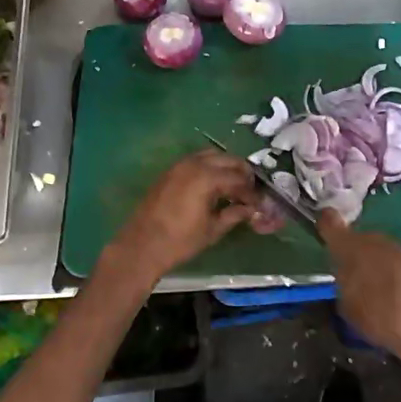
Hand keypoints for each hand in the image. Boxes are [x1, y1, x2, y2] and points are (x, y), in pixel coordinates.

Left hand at [99, 151, 260, 288]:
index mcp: (207, 177)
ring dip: (226, 167)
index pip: (239, 179)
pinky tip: (213, 187)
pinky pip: (196, 161)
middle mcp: (195, 164)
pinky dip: (209, 168)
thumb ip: (234, 214)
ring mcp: (180, 165)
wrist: (142, 245)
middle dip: (242, 174)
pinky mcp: (170, 171)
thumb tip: (251, 209)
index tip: (259, 204)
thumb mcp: (212, 229)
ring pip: (212, 156)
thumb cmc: (180, 241)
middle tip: (249, 193)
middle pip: (228, 160)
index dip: (252, 193)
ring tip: (232, 188)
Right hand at [320, 210, 400, 362]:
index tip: (323, 224)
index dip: (326, 223)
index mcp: (348, 247)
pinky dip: (396, 273)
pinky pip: (398, 262)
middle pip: (359, 240)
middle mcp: (373, 240)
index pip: (330, 224)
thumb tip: (347, 278)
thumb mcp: (346, 306)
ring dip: (377, 263)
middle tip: (353, 276)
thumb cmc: (377, 316)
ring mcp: (399, 248)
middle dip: (355, 253)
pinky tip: (399, 295)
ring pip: (380, 250)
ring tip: (378, 289)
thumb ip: (343, 284)